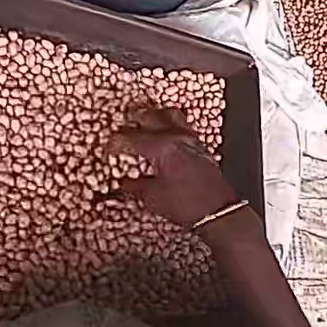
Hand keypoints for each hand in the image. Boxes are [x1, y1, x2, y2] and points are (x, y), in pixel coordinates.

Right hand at [115, 107, 239, 228]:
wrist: (217, 211)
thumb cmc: (189, 205)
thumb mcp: (153, 198)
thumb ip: (134, 186)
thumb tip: (124, 183)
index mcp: (161, 147)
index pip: (130, 138)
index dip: (115, 143)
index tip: (109, 150)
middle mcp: (177, 138)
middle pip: (149, 116)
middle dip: (132, 119)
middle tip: (121, 127)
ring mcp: (191, 140)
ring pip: (169, 115)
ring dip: (154, 116)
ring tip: (142, 122)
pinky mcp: (200, 147)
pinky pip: (182, 126)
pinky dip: (169, 126)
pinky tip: (164, 136)